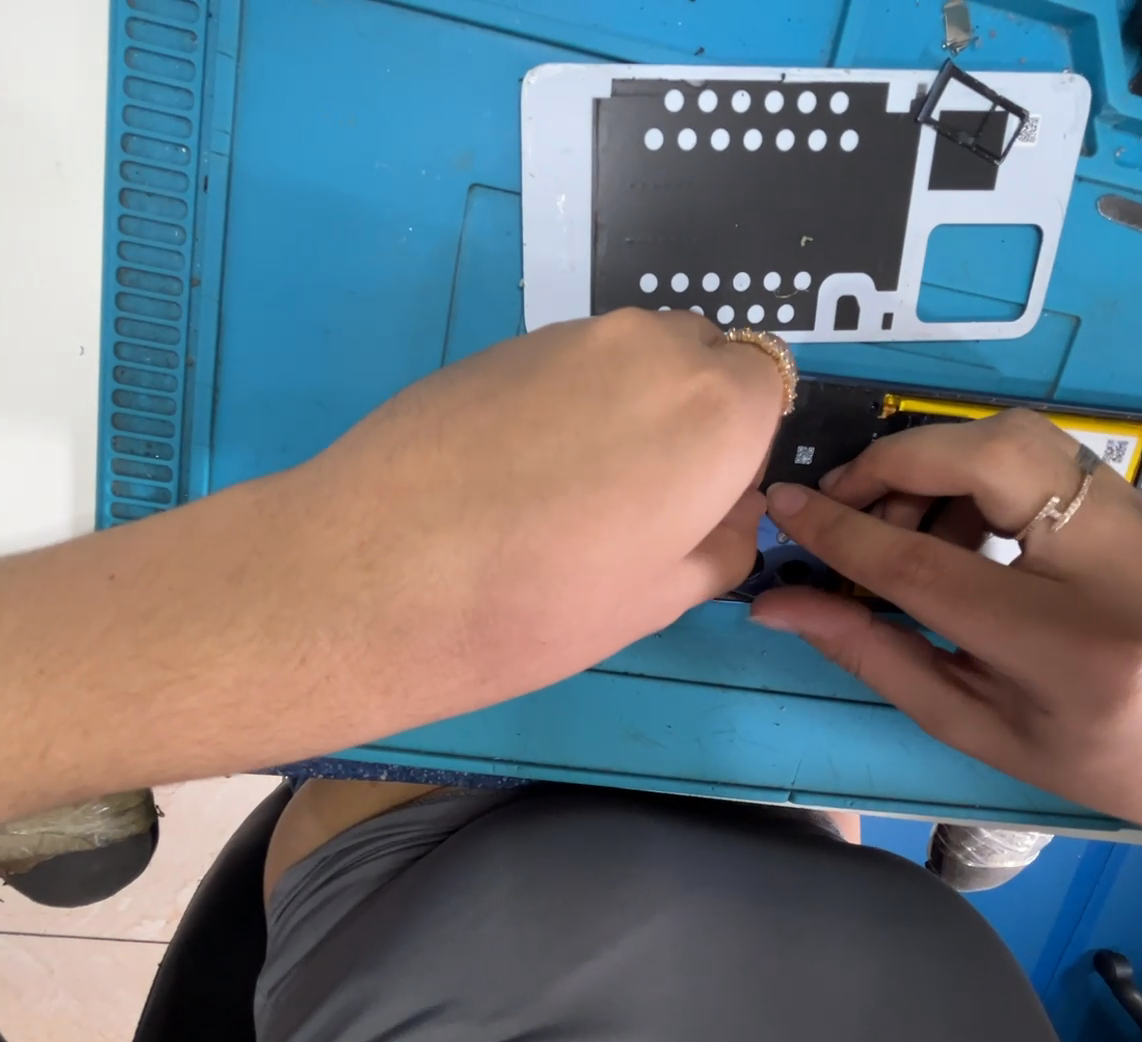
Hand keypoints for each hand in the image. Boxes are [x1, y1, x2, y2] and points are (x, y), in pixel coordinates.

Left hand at [279, 309, 782, 723]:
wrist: (374, 574)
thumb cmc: (537, 605)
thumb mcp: (660, 598)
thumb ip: (722, 542)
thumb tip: (730, 507)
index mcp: (716, 405)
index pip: (767, 388)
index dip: (739, 446)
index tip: (697, 499)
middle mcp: (651, 345)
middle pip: (703, 358)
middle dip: (694, 413)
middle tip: (638, 495)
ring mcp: (570, 335)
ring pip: (635, 355)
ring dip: (631, 403)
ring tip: (569, 483)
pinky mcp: (502, 343)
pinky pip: (572, 361)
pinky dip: (572, 398)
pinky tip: (518, 465)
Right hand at [749, 409, 1141, 842]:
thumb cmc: (1096, 762)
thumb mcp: (969, 723)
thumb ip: (869, 652)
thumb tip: (779, 604)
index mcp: (1074, 655)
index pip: (929, 568)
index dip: (842, 532)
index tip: (783, 507)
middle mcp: (1128, 574)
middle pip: (994, 457)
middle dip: (896, 462)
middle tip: (844, 498)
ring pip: (1021, 438)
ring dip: (934, 464)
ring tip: (902, 523)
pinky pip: (1043, 456)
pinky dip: (974, 473)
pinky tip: (956, 525)